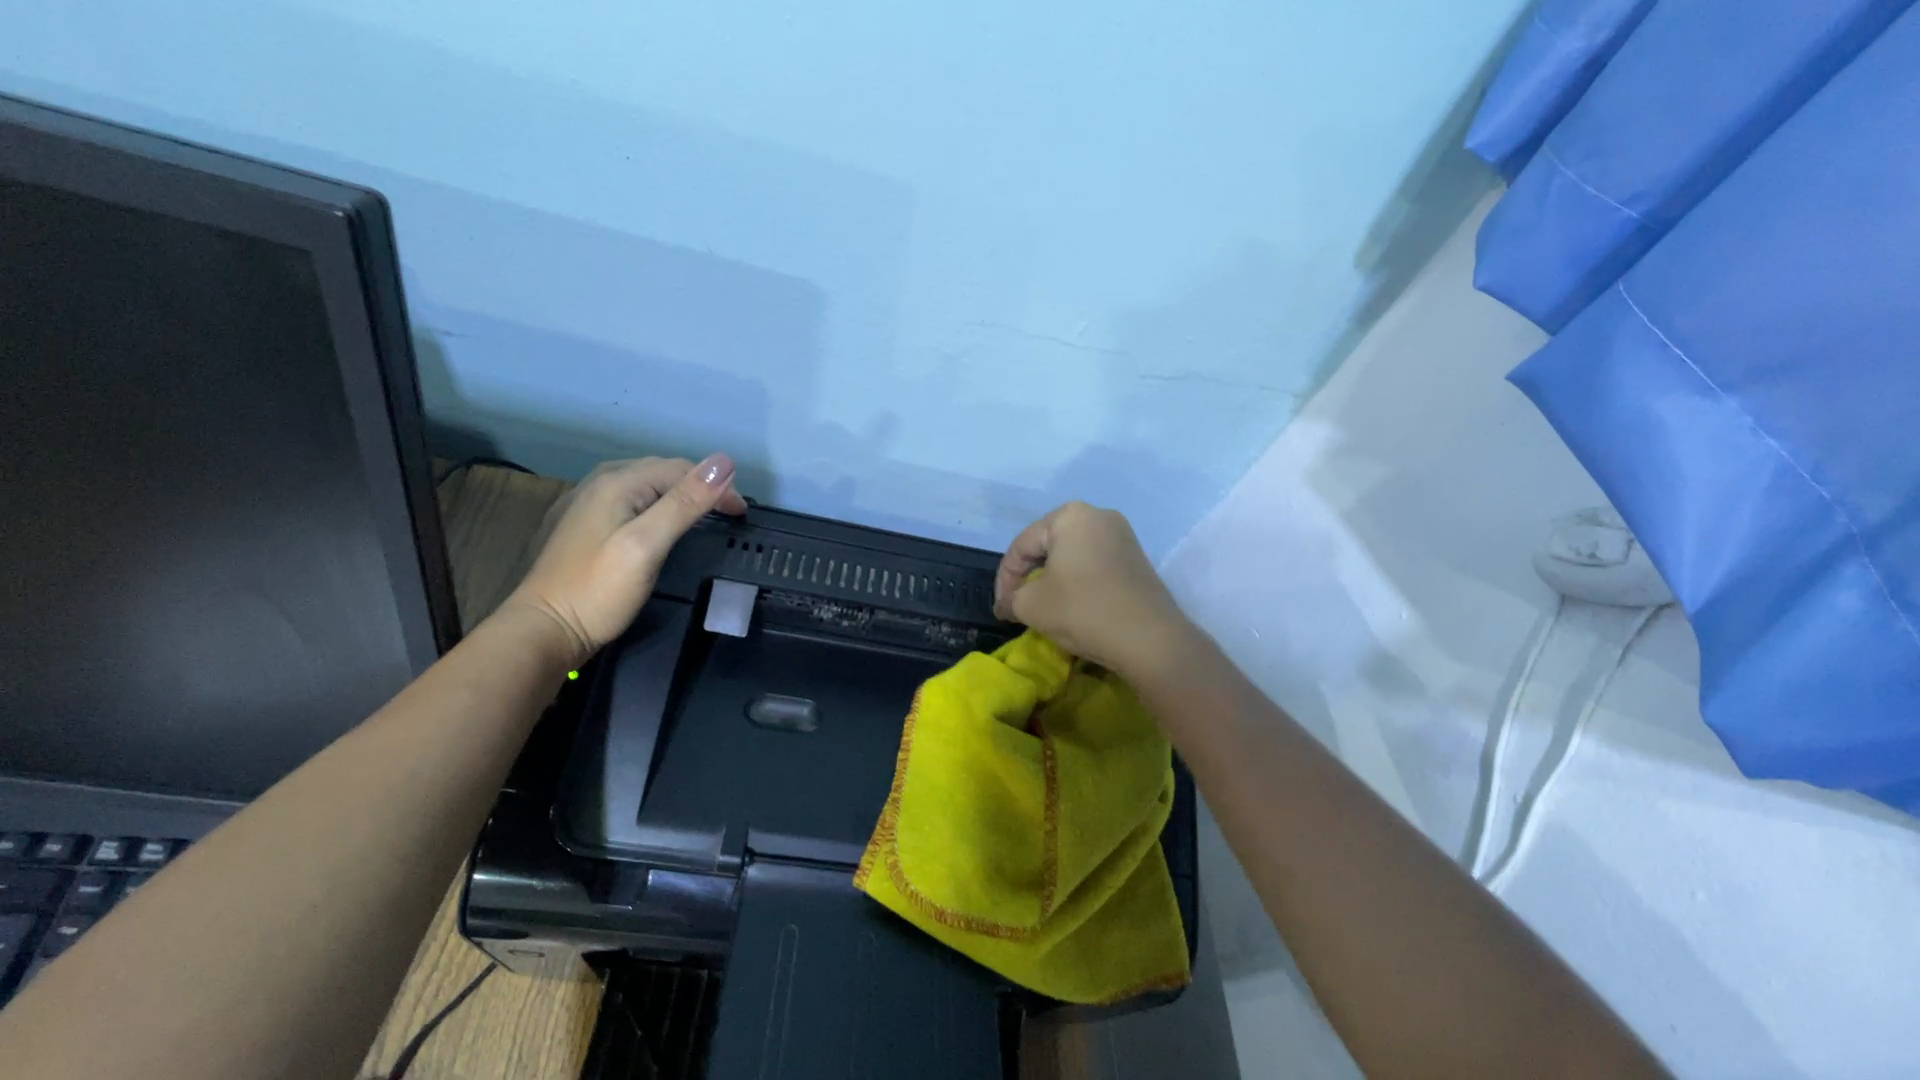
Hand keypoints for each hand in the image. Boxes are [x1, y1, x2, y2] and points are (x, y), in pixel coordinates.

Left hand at [504, 454, 746, 664]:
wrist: (544, 628)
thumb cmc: (599, 590)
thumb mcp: (647, 545)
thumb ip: (684, 503)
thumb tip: (723, 462)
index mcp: (618, 482)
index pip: (681, 469)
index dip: (716, 487)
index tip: (741, 516)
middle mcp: (600, 482)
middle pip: (662, 471)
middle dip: (699, 486)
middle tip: (727, 515)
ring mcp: (586, 502)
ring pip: (645, 484)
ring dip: (678, 494)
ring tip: (702, 515)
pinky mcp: (581, 524)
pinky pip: (629, 500)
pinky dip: (655, 505)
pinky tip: (659, 523)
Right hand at [993, 501, 1194, 675]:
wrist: (1149, 639)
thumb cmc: (1083, 610)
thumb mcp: (1031, 605)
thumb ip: (1010, 599)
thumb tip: (1006, 604)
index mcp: (1070, 516)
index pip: (1022, 544)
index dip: (1005, 577)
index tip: (1002, 606)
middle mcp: (1099, 516)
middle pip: (1048, 545)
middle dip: (1029, 576)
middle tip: (1019, 604)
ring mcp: (1123, 536)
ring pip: (1072, 556)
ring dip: (1053, 580)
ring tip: (1044, 608)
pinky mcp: (1137, 559)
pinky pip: (1094, 565)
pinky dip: (1077, 582)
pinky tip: (1073, 606)